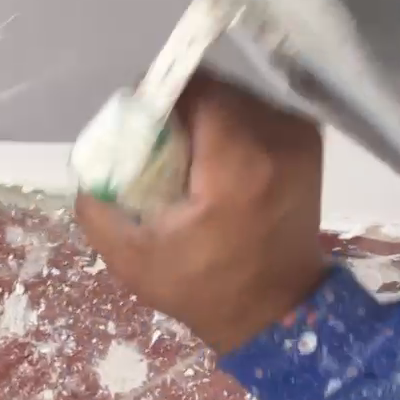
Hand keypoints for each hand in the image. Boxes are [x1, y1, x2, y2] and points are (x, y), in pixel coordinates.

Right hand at [76, 75, 328, 353]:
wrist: (271, 306)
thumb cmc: (197, 287)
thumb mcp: (129, 258)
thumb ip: (99, 208)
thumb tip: (92, 166)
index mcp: (235, 165)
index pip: (194, 92)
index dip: (156, 100)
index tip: (132, 129)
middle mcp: (277, 136)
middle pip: (214, 92)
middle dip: (174, 114)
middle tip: (149, 151)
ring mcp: (299, 134)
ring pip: (234, 99)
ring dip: (199, 122)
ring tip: (177, 162)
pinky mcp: (307, 139)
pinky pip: (253, 114)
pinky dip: (223, 131)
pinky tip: (207, 167)